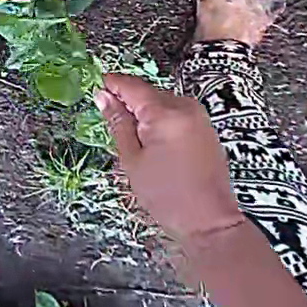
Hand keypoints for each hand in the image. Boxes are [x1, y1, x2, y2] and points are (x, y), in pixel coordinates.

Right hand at [93, 72, 244, 245]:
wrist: (209, 221)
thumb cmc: (167, 196)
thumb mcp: (133, 160)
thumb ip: (118, 123)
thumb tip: (104, 96)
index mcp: (164, 113)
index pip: (132, 86)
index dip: (112, 84)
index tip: (97, 87)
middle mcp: (184, 106)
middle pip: (147, 92)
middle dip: (128, 102)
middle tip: (111, 121)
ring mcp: (198, 114)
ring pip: (161, 101)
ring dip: (145, 112)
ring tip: (134, 139)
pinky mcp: (205, 124)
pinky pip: (175, 111)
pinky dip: (161, 119)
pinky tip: (154, 142)